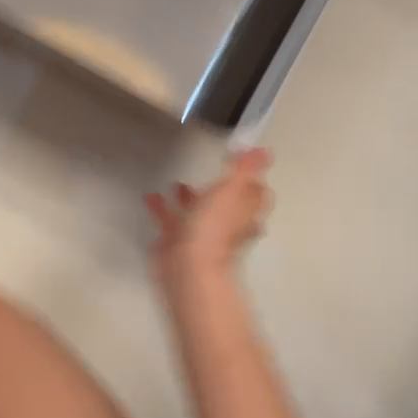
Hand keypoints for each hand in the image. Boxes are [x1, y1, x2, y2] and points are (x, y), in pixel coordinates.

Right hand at [146, 148, 271, 288]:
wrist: (187, 267)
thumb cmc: (213, 227)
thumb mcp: (231, 191)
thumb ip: (244, 170)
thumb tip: (266, 150)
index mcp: (243, 213)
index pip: (255, 194)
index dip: (252, 179)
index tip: (243, 161)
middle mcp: (226, 226)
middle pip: (227, 205)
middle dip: (220, 190)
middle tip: (213, 172)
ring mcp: (202, 236)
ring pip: (198, 214)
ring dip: (190, 199)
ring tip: (177, 183)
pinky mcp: (178, 242)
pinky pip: (171, 222)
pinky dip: (163, 209)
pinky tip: (151, 197)